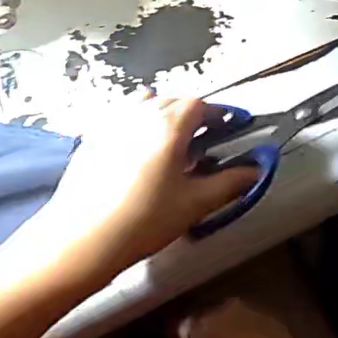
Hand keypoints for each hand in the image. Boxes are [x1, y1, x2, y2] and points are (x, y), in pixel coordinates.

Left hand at [32, 98, 257, 283]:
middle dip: (192, 115)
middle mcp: (140, 114)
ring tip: (169, 144)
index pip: (200, 105)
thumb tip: (253, 171)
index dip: (218, 114)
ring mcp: (112, 123)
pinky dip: (137, 125)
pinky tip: (138, 156)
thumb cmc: (145, 220)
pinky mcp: (92, 137)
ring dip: (162, 115)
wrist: (84, 237)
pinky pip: (122, 118)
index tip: (228, 127)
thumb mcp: (195, 203)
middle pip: (172, 101)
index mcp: (169, 124)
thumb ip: (229, 183)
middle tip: (203, 139)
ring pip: (144, 105)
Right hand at [178, 299, 322, 337]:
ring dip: (228, 327)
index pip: (187, 326)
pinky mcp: (272, 319)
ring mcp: (252, 310)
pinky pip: (250, 323)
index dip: (182, 334)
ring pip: (231, 317)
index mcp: (208, 323)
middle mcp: (228, 309)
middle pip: (210, 317)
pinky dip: (246, 330)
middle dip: (206, 328)